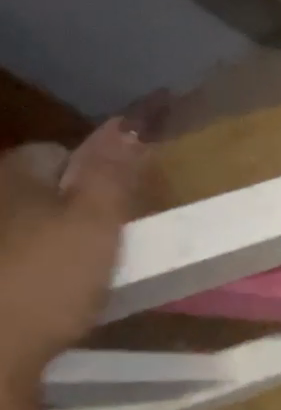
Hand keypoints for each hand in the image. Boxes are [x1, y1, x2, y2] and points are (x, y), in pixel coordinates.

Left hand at [0, 120, 145, 406]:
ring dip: (29, 237)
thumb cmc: (42, 283)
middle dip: (53, 204)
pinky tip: (24, 295)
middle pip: (24, 186)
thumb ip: (115, 171)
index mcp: (9, 176)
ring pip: (10, 223)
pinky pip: (6, 256)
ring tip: (58, 273)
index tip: (115, 207)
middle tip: (91, 242)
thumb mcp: (97, 225)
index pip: (54, 152)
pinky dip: (13, 268)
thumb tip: (138, 114)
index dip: (89, 173)